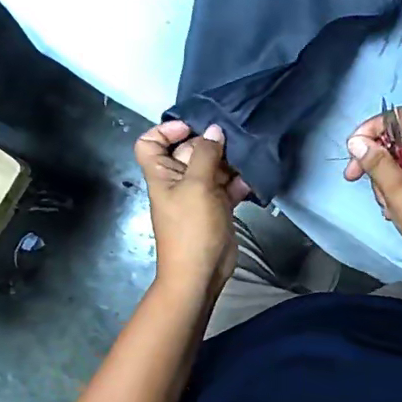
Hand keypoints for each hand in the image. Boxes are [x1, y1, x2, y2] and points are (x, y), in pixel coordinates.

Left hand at [135, 119, 244, 294]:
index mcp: (161, 173)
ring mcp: (198, 194)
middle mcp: (178, 180)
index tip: (190, 129)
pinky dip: (238, 182)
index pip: (149, 143)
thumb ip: (206, 155)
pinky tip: (251, 180)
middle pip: (189, 151)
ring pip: (212, 167)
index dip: (164, 131)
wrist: (199, 273)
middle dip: (210, 142)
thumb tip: (214, 130)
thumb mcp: (196, 186)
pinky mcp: (217, 207)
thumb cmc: (190, 228)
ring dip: (229, 161)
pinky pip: (227, 186)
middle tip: (232, 138)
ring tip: (247, 156)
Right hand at [344, 107, 401, 271]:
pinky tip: (393, 208)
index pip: (398, 117)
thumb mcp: (397, 191)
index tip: (354, 150)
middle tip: (353, 177)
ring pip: (396, 159)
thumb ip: (375, 162)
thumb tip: (355, 141)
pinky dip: (393, 187)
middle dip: (373, 158)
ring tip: (386, 203)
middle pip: (394, 138)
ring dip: (382, 178)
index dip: (372, 128)